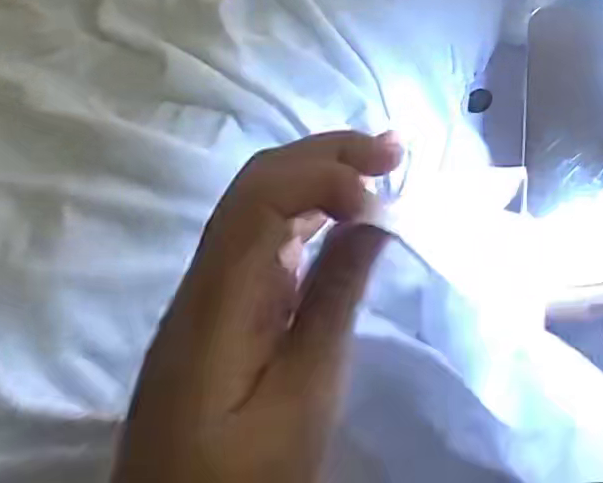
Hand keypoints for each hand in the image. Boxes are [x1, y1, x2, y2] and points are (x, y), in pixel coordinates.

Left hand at [113, 132, 401, 482]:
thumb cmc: (249, 468)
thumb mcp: (305, 388)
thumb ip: (335, 296)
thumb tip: (375, 217)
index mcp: (215, 303)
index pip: (259, 199)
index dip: (325, 174)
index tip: (381, 196)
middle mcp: (205, 283)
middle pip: (257, 182)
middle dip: (329, 153)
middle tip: (396, 151)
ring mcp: (213, 291)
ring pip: (262, 197)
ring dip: (326, 168)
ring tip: (387, 162)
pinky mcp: (230, 303)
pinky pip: (270, 228)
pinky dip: (318, 201)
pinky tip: (354, 204)